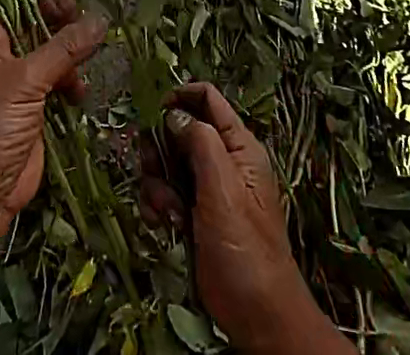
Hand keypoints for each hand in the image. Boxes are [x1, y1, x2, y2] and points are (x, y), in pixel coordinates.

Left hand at [0, 0, 107, 231]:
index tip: (76, 8)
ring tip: (80, 75)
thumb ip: (64, 48)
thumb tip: (100, 19)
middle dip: (62, 33)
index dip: (47, 4)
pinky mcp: (27, 108)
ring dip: (68, 62)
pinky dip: (68, 85)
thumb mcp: (27, 80)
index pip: (18, 7)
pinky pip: (53, 84)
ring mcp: (11, 84)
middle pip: (35, 31)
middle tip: (89, 36)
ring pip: (48, 58)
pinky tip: (78, 94)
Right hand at [141, 83, 350, 354]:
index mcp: (239, 147)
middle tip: (154, 169)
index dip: (181, 97)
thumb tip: (175, 114)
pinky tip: (163, 224)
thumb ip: (201, 143)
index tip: (154, 110)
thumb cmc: (245, 249)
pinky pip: (164, 193)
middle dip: (160, 148)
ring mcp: (207, 187)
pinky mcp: (193, 213)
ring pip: (167, 162)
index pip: (209, 99)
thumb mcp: (224, 189)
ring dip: (157, 183)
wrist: (255, 314)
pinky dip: (157, 205)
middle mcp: (222, 160)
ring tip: (168, 211)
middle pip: (179, 130)